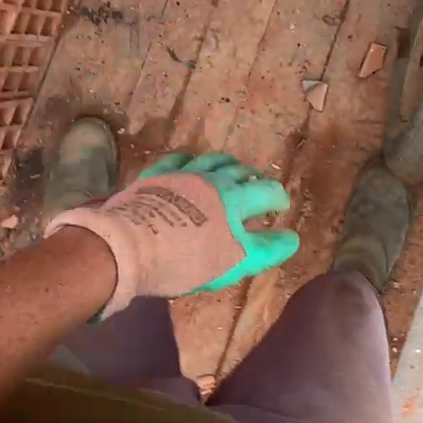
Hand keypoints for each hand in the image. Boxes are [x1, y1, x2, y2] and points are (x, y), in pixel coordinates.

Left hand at [44, 153, 298, 317]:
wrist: (129, 248)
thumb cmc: (186, 260)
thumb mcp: (234, 262)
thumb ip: (266, 249)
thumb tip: (293, 238)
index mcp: (236, 199)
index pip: (267, 191)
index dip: (278, 197)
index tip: (280, 205)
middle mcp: (213, 179)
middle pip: (240, 170)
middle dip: (252, 178)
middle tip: (256, 187)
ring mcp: (183, 174)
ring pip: (211, 160)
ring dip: (225, 164)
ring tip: (228, 171)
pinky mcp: (156, 176)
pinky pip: (177, 160)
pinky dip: (189, 161)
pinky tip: (188, 165)